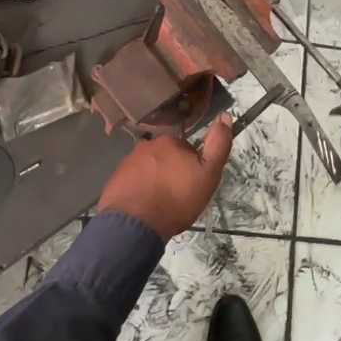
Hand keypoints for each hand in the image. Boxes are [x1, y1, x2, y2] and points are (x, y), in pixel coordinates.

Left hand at [96, 116, 234, 239]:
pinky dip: (138, 190)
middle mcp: (147, 145)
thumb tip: (225, 115)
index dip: (192, 166)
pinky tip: (143, 207)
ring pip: (148, 168)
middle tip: (177, 195)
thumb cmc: (176, 199)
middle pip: (165, 157)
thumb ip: (218, 145)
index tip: (193, 184)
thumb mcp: (208, 174)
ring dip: (154, 180)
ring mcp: (128, 162)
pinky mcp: (115, 179)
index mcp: (170, 141)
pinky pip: (132, 181)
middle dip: (171, 171)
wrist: (135, 225)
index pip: (186, 149)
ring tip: (159, 203)